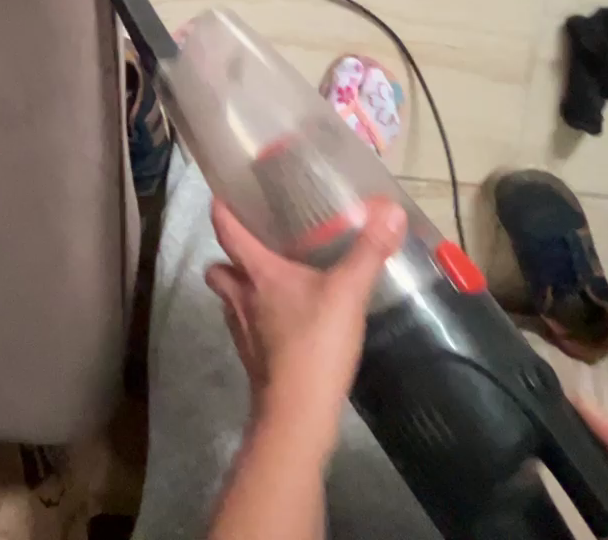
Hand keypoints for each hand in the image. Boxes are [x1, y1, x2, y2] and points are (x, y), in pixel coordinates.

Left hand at [205, 195, 407, 457]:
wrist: (297, 411)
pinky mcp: (251, 357)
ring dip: (240, 289)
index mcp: (257, 273)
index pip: (227, 232)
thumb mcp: (347, 292)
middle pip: (217, 269)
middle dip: (226, 258)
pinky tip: (280, 325)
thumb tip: (389, 209)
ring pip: (227, 299)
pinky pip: (244, 327)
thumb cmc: (315, 342)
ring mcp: (242, 329)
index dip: (221, 212)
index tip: (219, 196)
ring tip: (267, 286)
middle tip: (249, 250)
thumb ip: (368, 252)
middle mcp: (240, 297)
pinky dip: (255, 320)